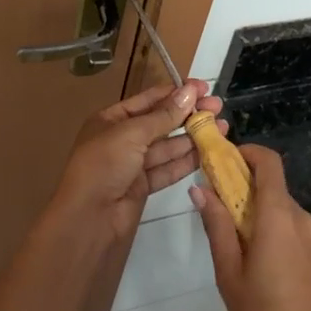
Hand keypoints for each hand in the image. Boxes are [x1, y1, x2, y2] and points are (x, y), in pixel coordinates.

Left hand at [49, 80, 225, 239]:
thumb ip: (164, 115)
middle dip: (188, 114)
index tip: (204, 88)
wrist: (88, 222)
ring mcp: (132, 165)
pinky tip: (208, 152)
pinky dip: (187, 161)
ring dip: (192, 136)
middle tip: (218, 108)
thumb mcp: (131, 134)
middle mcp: (121, 139)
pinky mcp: (143, 188)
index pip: (148, 100)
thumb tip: (190, 92)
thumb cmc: (103, 166)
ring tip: (222, 127)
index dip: (176, 93)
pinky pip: (168, 169)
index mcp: (111, 119)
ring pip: (167, 146)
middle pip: (160, 122)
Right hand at [194, 145, 310, 310]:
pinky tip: (257, 262)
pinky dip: (272, 230)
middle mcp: (301, 218)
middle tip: (215, 207)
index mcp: (278, 216)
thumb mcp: (228, 272)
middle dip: (243, 188)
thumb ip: (216, 226)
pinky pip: (292, 229)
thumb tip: (200, 189)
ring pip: (281, 209)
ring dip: (257, 212)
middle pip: (272, 186)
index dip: (247, 152)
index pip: (269, 162)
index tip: (223, 160)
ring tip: (232, 242)